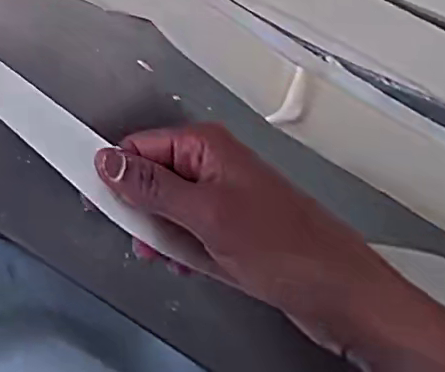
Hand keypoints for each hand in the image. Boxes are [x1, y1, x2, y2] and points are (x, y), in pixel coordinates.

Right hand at [95, 123, 432, 356]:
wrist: (349, 299)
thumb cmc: (292, 249)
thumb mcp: (207, 216)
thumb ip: (151, 187)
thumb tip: (108, 162)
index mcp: (205, 144)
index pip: (138, 146)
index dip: (114, 173)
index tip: (95, 197)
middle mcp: (212, 164)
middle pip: (150, 177)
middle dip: (142, 210)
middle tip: (142, 237)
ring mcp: (222, 195)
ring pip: (167, 207)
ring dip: (162, 234)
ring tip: (174, 256)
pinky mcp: (231, 225)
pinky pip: (188, 229)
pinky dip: (182, 247)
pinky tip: (190, 263)